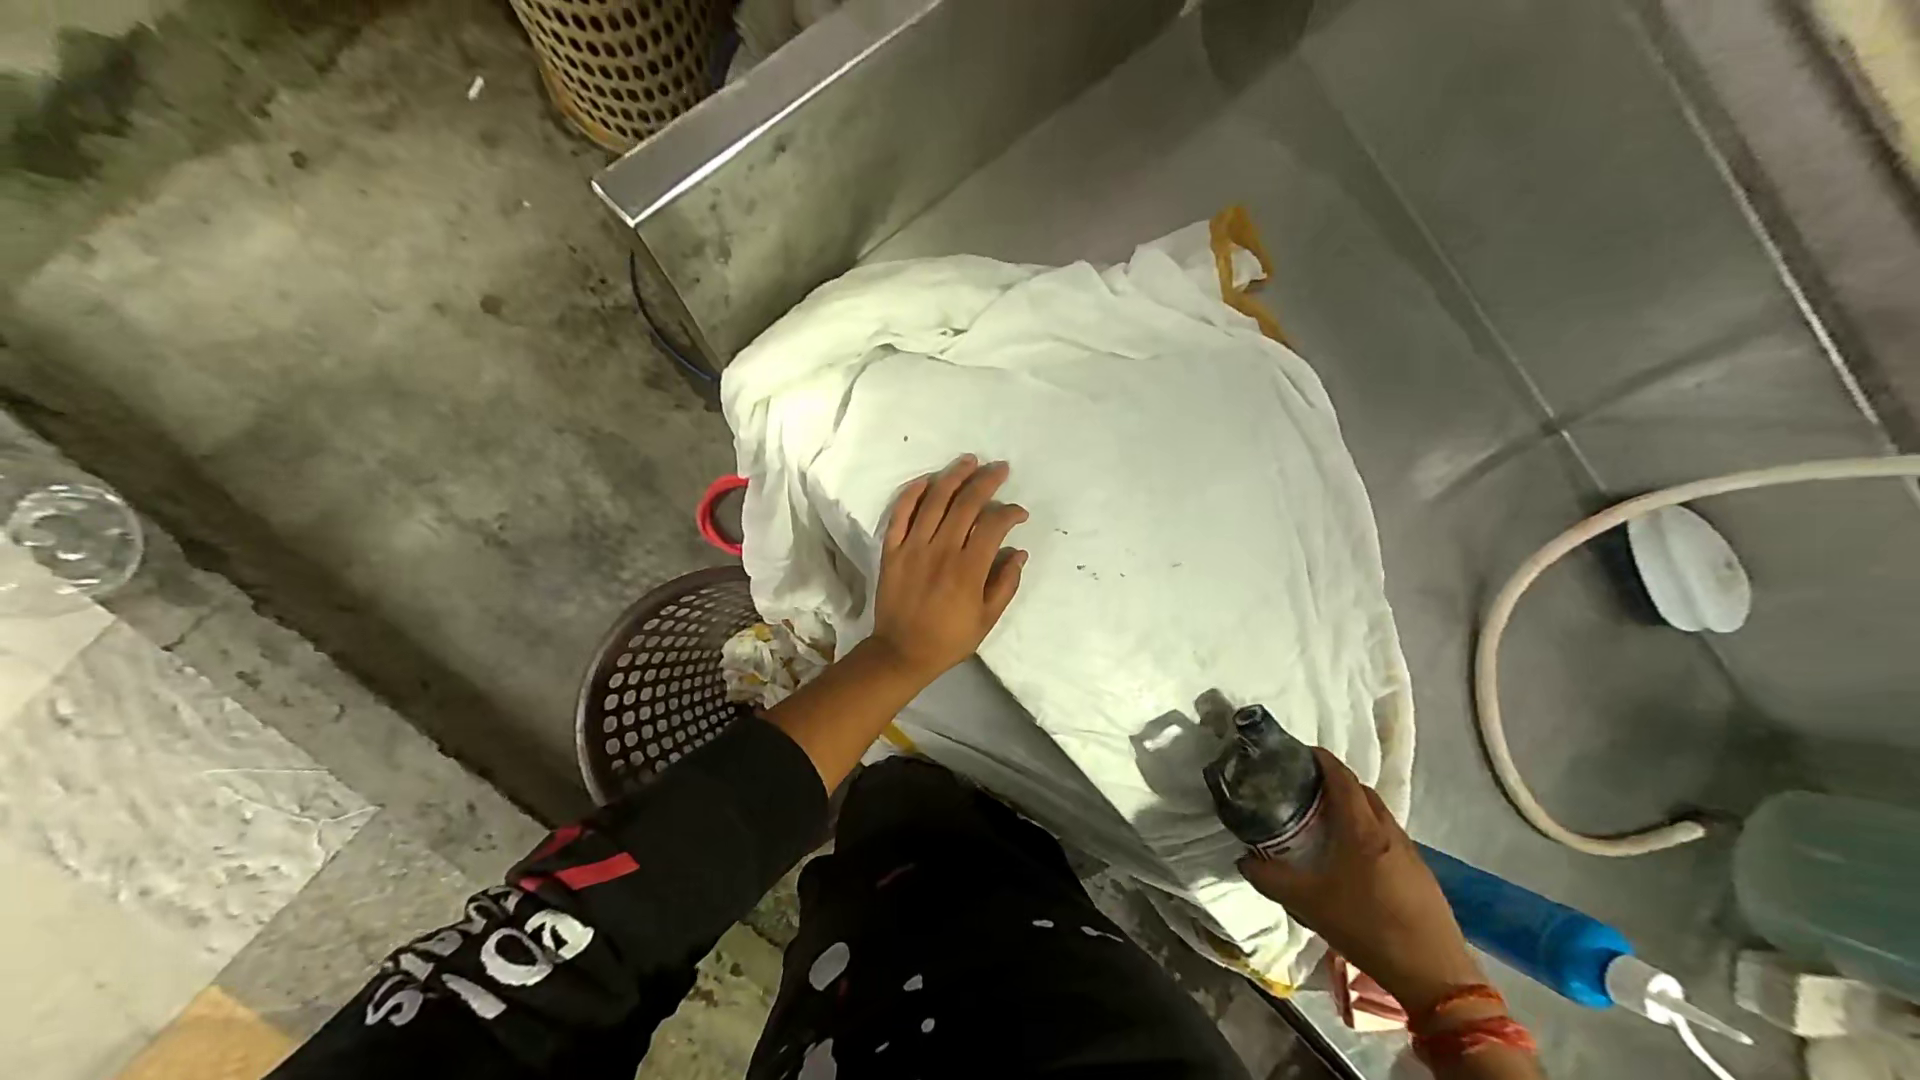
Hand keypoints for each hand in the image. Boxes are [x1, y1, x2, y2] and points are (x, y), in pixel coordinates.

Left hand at [867, 455, 1028, 683]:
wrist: (901, 652)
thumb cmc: (949, 638)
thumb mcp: (987, 618)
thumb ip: (1006, 583)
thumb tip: (1018, 551)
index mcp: (968, 569)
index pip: (993, 524)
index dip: (1009, 512)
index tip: (1019, 513)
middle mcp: (941, 550)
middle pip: (966, 503)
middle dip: (986, 481)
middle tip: (999, 469)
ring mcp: (913, 546)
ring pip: (934, 500)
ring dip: (953, 476)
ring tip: (969, 461)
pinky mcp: (891, 549)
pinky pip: (901, 513)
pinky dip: (913, 493)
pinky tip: (928, 480)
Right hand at [1238, 749, 1483, 1012]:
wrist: (1433, 975)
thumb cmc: (1366, 927)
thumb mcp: (1307, 903)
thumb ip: (1270, 877)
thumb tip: (1244, 859)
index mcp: (1362, 828)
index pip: (1342, 778)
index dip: (1322, 759)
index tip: (1299, 753)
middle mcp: (1388, 831)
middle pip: (1362, 791)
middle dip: (1335, 781)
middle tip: (1305, 787)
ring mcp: (1410, 853)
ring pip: (1378, 814)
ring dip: (1353, 807)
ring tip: (1325, 820)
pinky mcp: (1420, 874)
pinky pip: (1388, 836)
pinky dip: (1367, 831)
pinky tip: (1352, 857)